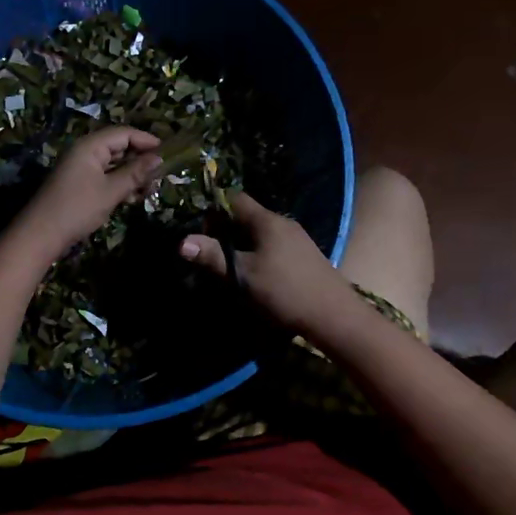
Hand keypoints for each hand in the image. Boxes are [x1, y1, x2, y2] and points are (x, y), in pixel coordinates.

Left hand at [12, 127, 162, 258]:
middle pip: (119, 146)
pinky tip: (131, 198)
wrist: (41, 234)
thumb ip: (135, 173)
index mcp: (90, 146)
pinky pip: (105, 176)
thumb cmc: (77, 208)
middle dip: (140, 159)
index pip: (124, 133)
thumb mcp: (111, 191)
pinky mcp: (80, 183)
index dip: (146, 141)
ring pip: (114, 163)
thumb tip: (158, 158)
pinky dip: (120, 183)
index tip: (168, 153)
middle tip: (160, 176)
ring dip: (132, 174)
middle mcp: (85, 151)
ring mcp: (81, 168)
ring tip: (148, 190)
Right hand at [178, 190, 361, 336]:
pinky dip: (255, 251)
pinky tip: (250, 271)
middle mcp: (282, 222)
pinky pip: (270, 244)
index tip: (196, 224)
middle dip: (223, 227)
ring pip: (258, 231)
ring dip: (239, 242)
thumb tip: (181, 242)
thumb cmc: (285, 291)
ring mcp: (295, 238)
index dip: (212, 207)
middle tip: (205, 247)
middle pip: (246, 215)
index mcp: (266, 220)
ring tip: (223, 261)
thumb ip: (213, 257)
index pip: (234, 198)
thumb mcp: (243, 276)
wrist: (334, 316)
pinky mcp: (302, 255)